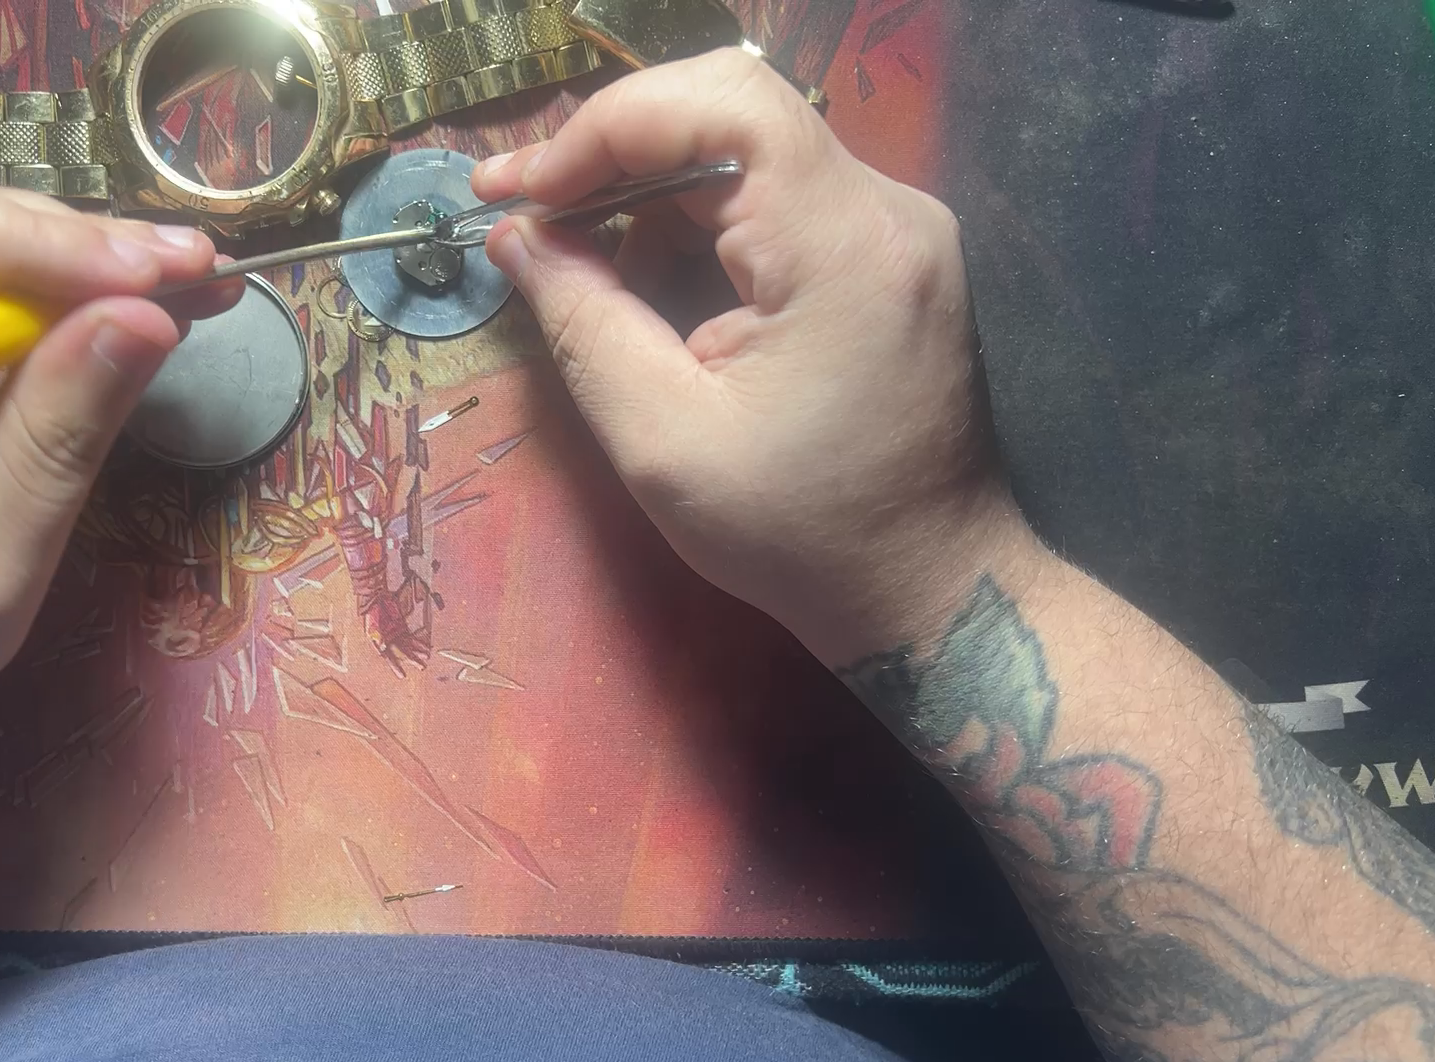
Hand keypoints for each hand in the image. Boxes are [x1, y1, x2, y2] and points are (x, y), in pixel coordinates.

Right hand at [473, 50, 1035, 664]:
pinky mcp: (884, 261)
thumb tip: (517, 236)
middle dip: (614, 163)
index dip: (606, 129)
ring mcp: (895, 232)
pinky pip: (774, 210)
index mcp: (841, 250)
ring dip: (653, 212)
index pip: (723, 107)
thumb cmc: (792, 534)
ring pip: (746, 165)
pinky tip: (666, 304)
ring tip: (598, 288)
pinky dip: (700, 239)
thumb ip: (583, 325)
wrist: (917, 582)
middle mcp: (887, 212)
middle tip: (531, 221)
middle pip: (730, 122)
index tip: (522, 191)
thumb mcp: (662, 441)